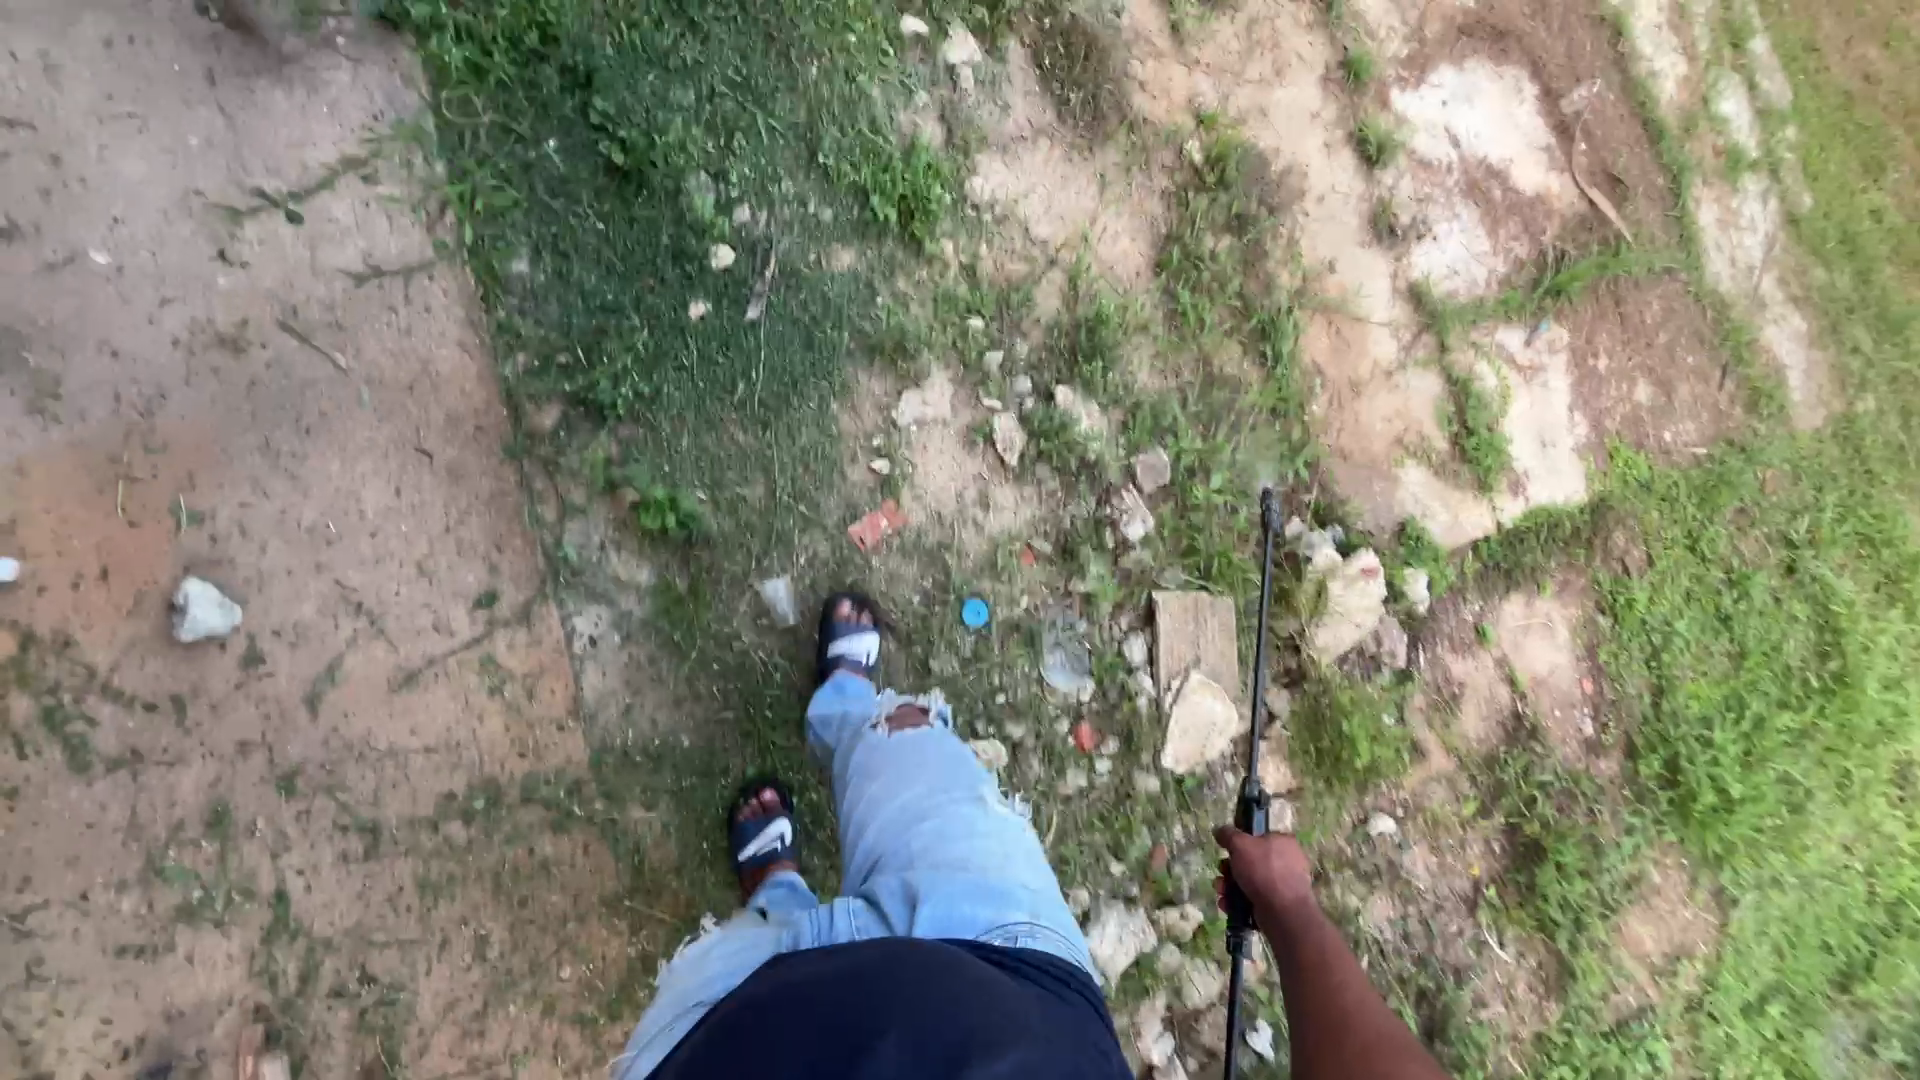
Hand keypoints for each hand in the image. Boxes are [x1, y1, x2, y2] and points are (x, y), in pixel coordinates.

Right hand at [1214, 825, 1315, 916]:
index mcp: (1283, 842)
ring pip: (1249, 880)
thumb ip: (1228, 834)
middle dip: (1230, 868)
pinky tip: (1228, 904)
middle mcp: (1286, 862)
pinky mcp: (1277, 904)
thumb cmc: (1263, 870)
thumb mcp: (1240, 844)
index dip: (1241, 841)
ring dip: (1229, 885)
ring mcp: (1283, 885)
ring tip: (1222, 891)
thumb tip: (1220, 831)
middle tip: (1222, 871)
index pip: (1259, 836)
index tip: (1228, 848)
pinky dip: (1238, 900)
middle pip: (1250, 860)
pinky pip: (1253, 897)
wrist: (1282, 912)